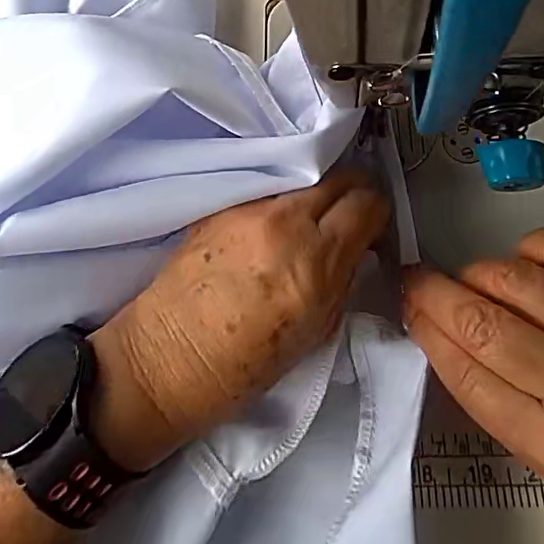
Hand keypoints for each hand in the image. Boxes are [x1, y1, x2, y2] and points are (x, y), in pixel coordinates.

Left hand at [88, 170, 388, 470]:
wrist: (167, 357)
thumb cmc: (242, 366)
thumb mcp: (315, 331)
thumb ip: (341, 280)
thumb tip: (355, 250)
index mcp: (313, 261)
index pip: (365, 203)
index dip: (376, 213)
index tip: (372, 228)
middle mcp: (281, 223)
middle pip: (336, 178)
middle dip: (350, 194)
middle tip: (348, 218)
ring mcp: (245, 210)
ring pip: (299, 181)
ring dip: (312, 196)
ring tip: (306, 226)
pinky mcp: (217, 207)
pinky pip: (263, 191)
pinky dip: (278, 201)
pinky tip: (271, 228)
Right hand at [401, 225, 543, 518]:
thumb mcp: (540, 458)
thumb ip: (483, 396)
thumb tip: (430, 325)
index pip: (467, 375)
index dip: (426, 334)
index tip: (408, 312)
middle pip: (482, 324)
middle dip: (432, 296)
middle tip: (415, 285)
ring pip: (508, 279)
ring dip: (472, 276)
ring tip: (472, 287)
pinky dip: (521, 250)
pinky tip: (521, 272)